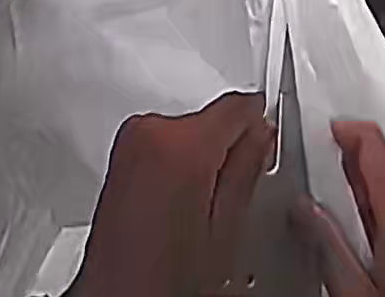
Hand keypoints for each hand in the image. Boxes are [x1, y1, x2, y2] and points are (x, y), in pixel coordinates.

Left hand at [69, 92, 275, 296]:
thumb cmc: (158, 282)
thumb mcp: (224, 229)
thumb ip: (248, 169)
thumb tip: (260, 136)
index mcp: (183, 145)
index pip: (238, 105)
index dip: (258, 125)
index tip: (263, 144)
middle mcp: (152, 131)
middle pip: (213, 118)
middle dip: (227, 146)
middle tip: (230, 192)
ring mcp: (132, 139)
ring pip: (189, 128)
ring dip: (200, 154)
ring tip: (196, 206)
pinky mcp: (121, 152)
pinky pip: (165, 139)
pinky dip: (176, 160)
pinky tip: (176, 202)